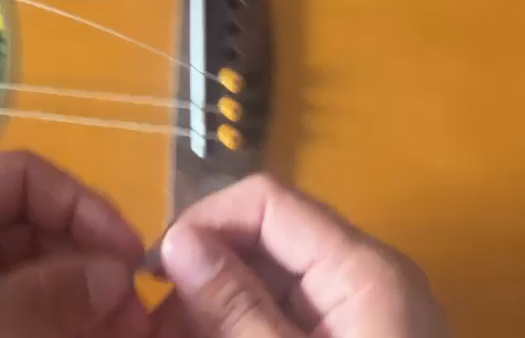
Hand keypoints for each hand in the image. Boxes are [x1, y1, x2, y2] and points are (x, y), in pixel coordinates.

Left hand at [0, 151, 149, 337]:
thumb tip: (120, 278)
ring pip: (15, 273)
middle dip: (79, 266)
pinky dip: (35, 324)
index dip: (80, 208)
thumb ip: (42, 299)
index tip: (132, 254)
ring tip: (118, 331)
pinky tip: (73, 336)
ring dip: (65, 302)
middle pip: (21, 226)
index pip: (18, 177)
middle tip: (134, 313)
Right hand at [151, 175, 449, 337]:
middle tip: (156, 324)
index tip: (157, 271)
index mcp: (364, 269)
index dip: (206, 221)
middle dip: (207, 272)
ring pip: (272, 278)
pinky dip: (246, 328)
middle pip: (268, 239)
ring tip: (174, 336)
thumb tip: (177, 239)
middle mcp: (368, 276)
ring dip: (220, 305)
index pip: (267, 201)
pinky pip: (290, 315)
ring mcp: (367, 312)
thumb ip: (234, 308)